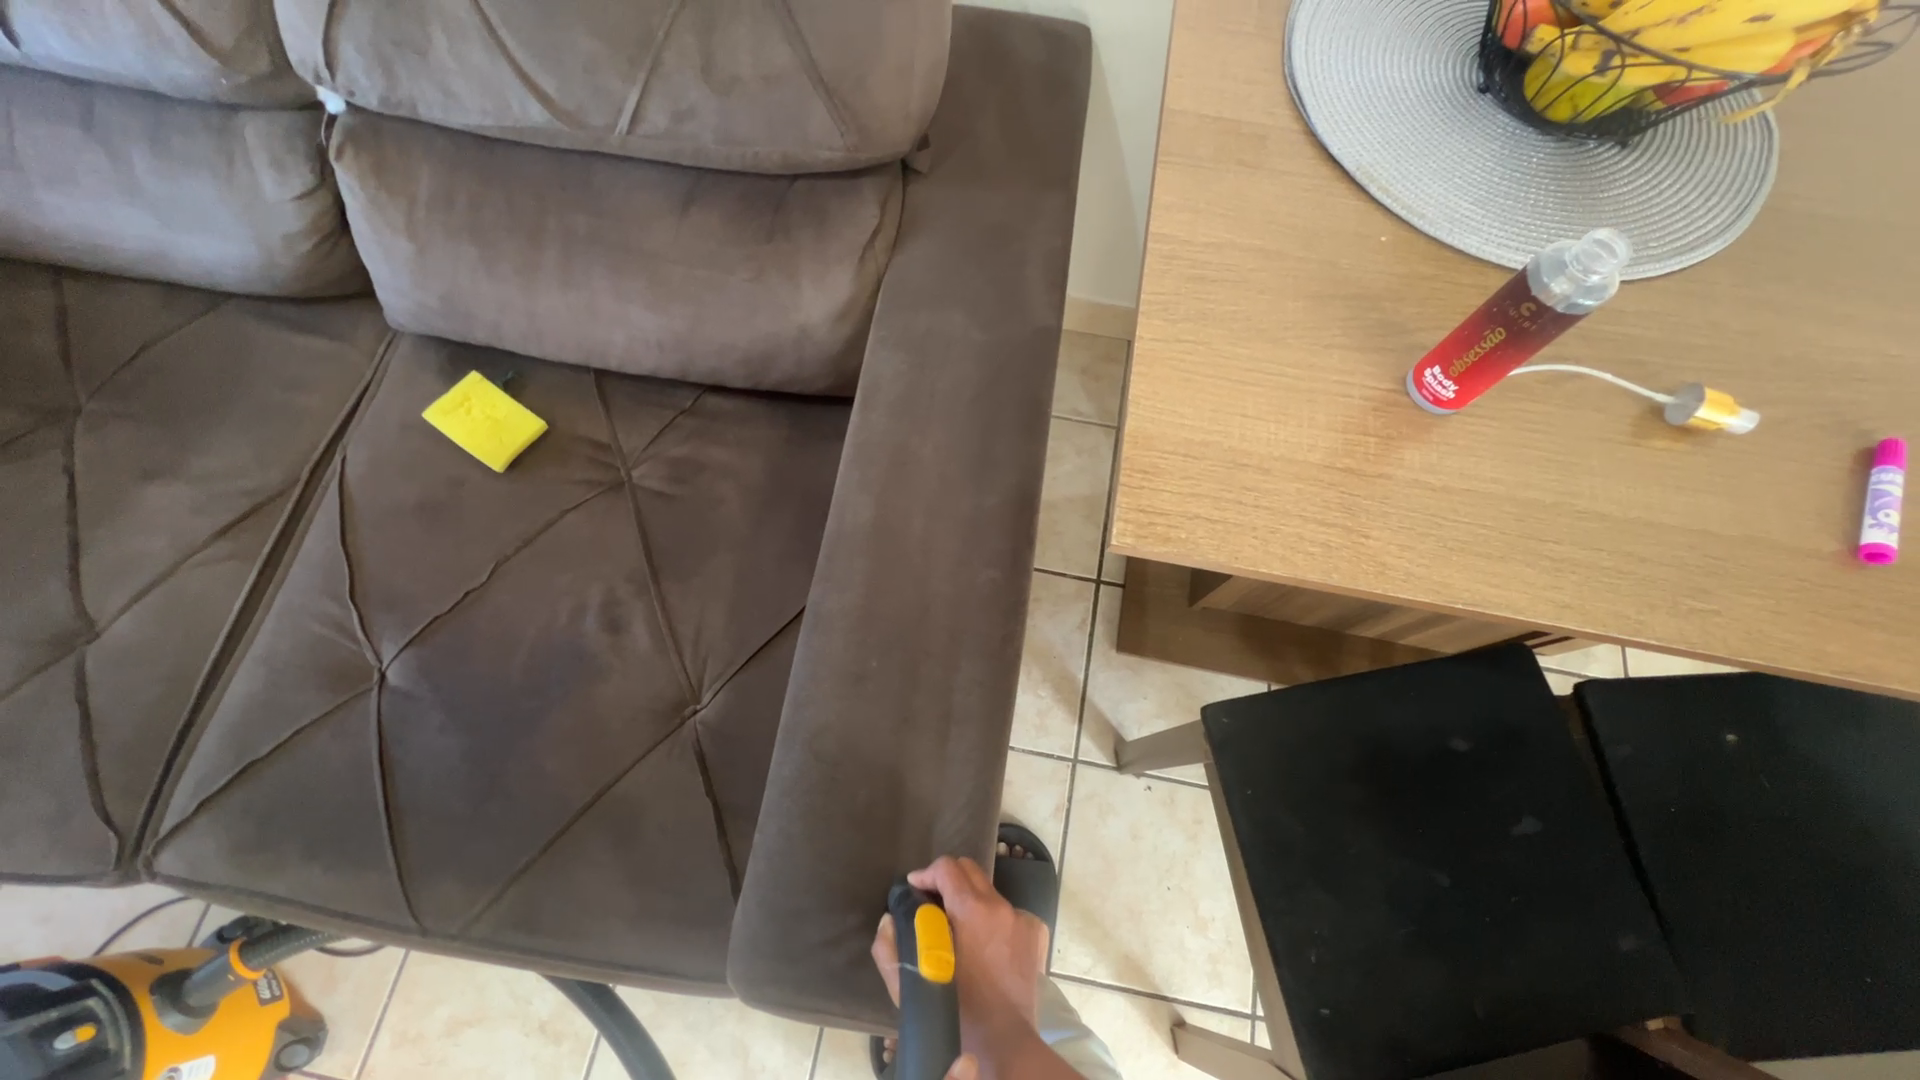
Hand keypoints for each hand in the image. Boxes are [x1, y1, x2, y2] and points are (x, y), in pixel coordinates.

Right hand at [871, 856, 1052, 1073]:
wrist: (1002, 1042)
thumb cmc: (955, 1012)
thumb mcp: (910, 984)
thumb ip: (889, 947)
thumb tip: (889, 918)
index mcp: (972, 910)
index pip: (947, 868)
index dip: (926, 874)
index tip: (915, 888)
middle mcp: (1001, 906)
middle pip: (970, 871)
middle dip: (948, 881)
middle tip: (932, 904)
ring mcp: (1022, 918)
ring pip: (989, 893)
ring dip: (970, 902)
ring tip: (958, 931)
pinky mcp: (1035, 933)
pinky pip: (1008, 913)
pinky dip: (992, 921)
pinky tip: (984, 947)